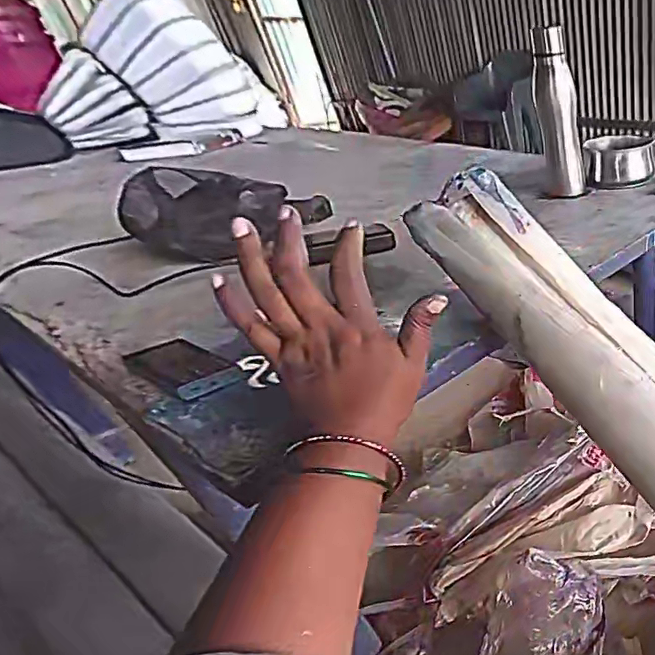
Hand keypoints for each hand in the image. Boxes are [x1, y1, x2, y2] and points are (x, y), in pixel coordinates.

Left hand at [213, 209, 446, 446]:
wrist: (349, 440)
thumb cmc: (384, 404)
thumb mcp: (413, 365)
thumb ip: (420, 327)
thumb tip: (436, 297)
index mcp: (357, 328)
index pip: (349, 275)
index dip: (349, 246)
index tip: (351, 228)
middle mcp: (321, 328)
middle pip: (296, 274)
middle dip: (288, 238)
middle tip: (284, 214)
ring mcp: (295, 342)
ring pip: (267, 293)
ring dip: (251, 258)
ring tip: (240, 228)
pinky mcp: (278, 359)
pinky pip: (249, 327)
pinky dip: (232, 303)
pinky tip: (219, 280)